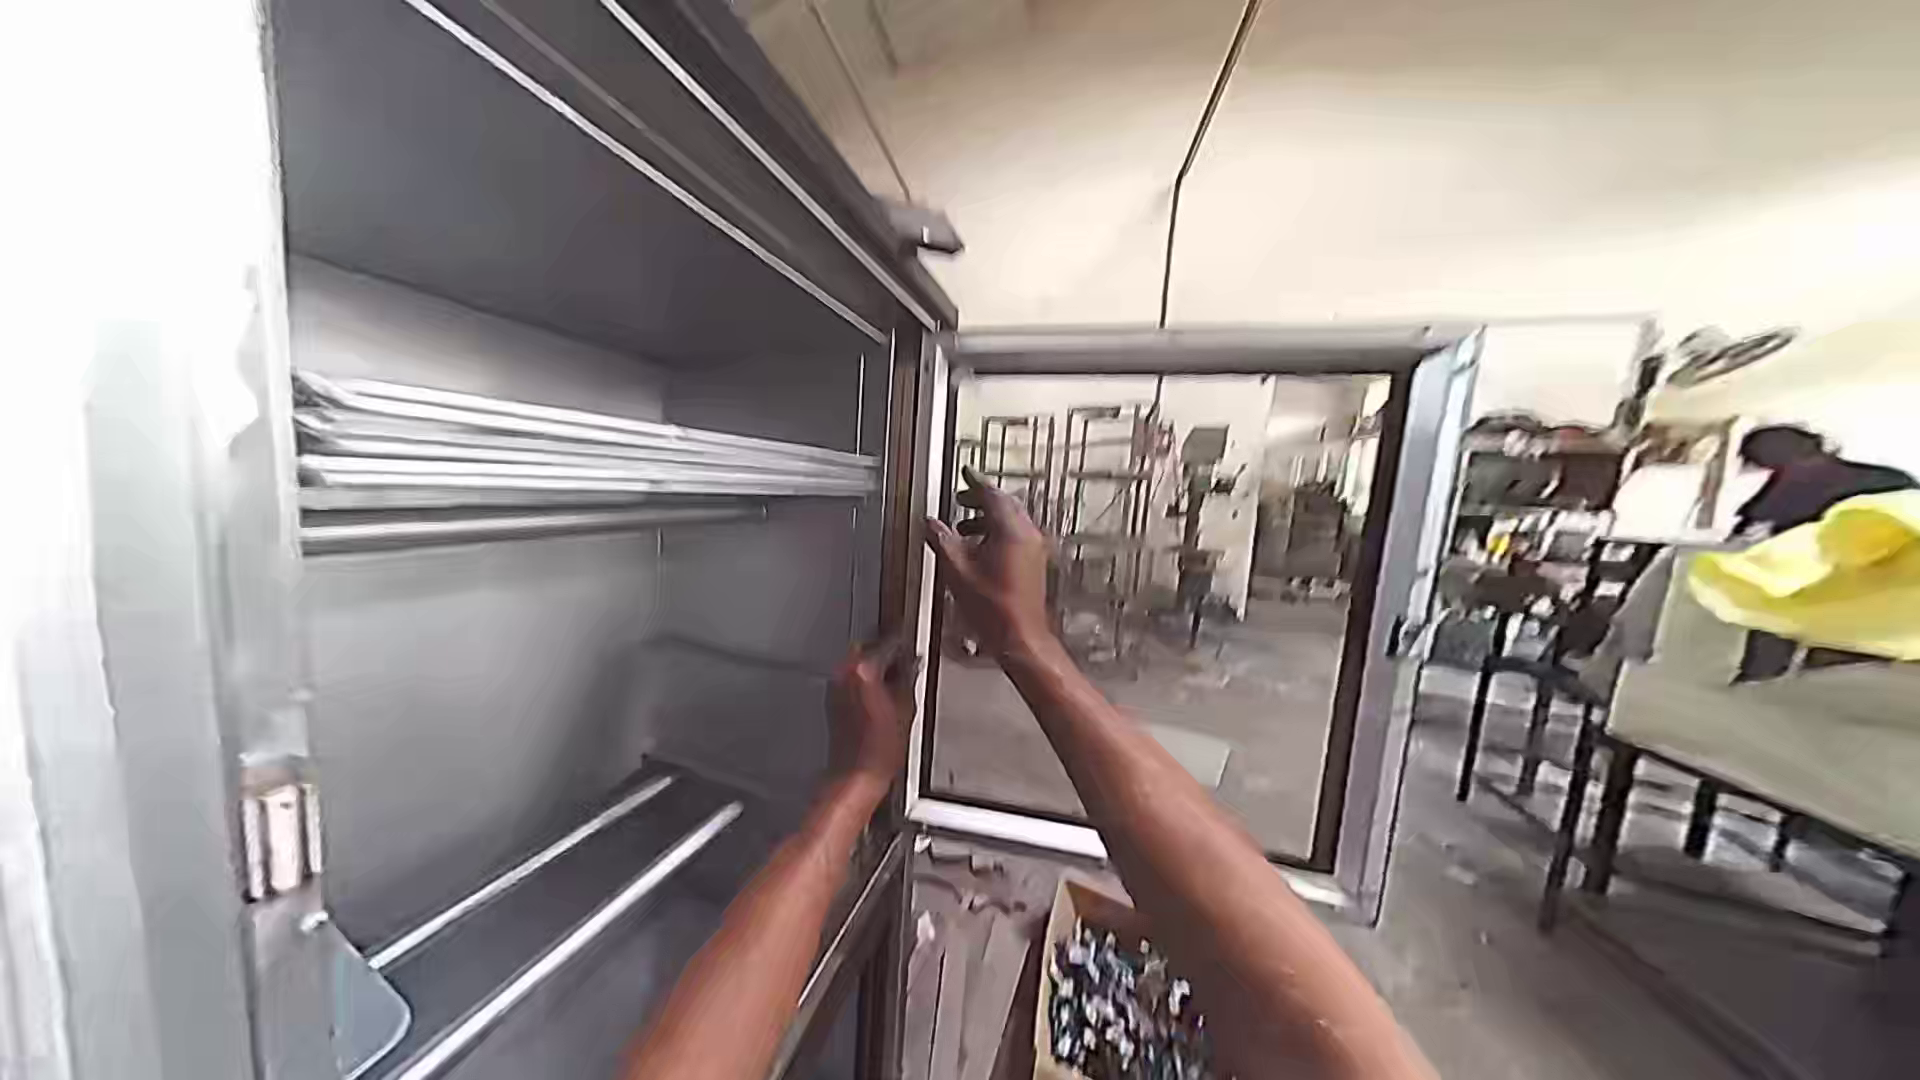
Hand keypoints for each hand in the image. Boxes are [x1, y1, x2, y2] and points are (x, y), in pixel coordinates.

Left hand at [828, 637, 915, 793]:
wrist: (856, 774)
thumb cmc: (879, 749)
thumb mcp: (906, 707)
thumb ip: (909, 676)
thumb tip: (911, 664)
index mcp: (864, 670)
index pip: (887, 644)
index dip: (904, 645)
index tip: (912, 647)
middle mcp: (844, 674)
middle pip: (867, 648)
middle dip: (886, 653)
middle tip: (904, 662)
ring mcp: (835, 686)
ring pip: (857, 663)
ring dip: (874, 666)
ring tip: (894, 680)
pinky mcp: (832, 699)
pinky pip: (850, 678)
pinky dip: (863, 680)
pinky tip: (879, 694)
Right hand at [925, 466, 1054, 658]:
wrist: (1019, 636)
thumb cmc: (994, 609)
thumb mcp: (956, 570)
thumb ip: (941, 540)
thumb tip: (931, 524)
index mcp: (1010, 531)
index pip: (992, 494)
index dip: (975, 482)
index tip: (965, 473)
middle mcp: (1027, 535)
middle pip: (1004, 503)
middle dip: (980, 498)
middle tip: (961, 498)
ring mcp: (1034, 548)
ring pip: (1010, 519)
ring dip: (987, 517)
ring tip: (963, 525)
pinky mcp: (1034, 562)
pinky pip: (1015, 535)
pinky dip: (996, 532)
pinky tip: (979, 547)